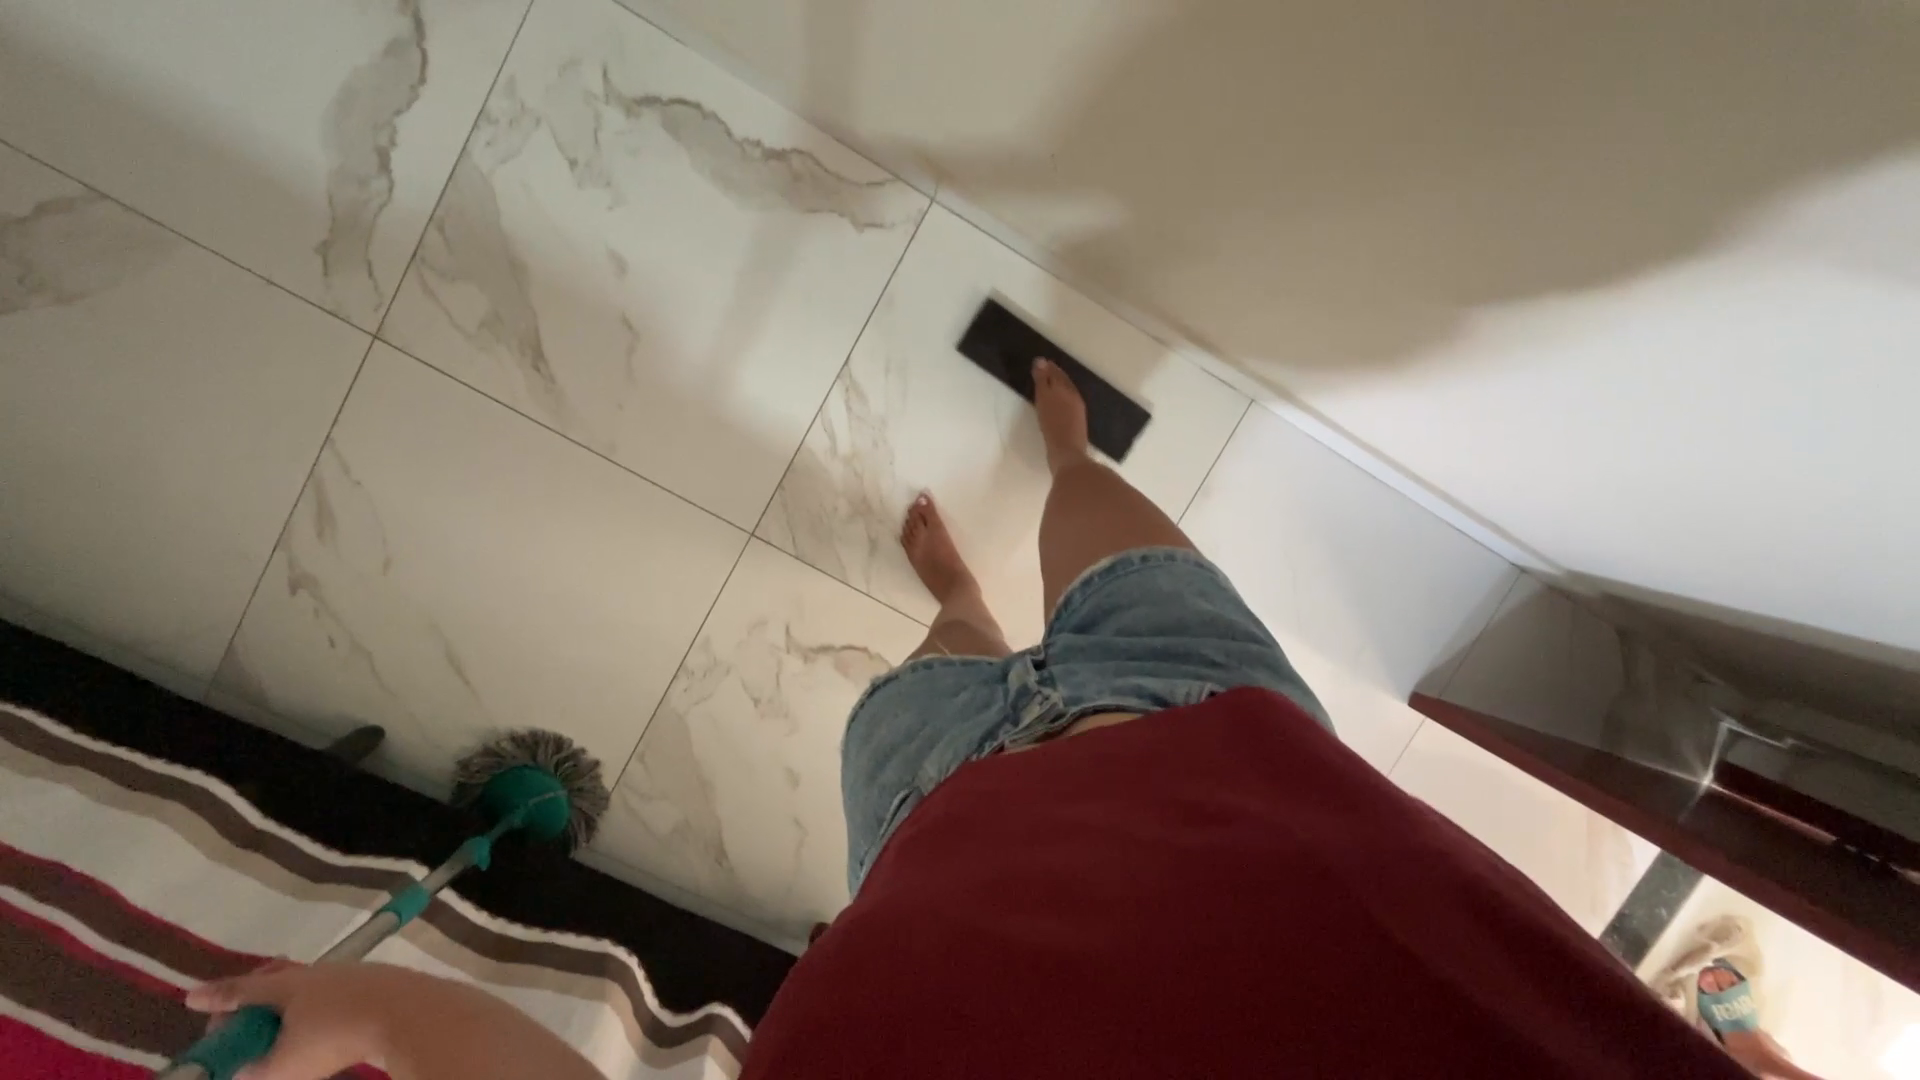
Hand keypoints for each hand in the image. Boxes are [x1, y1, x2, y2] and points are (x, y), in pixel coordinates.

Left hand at [186, 961, 424, 1079]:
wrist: (410, 1010)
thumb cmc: (345, 1003)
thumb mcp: (292, 989)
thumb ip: (242, 992)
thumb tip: (194, 996)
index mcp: (258, 1072)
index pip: (221, 1047)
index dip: (233, 1011)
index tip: (258, 985)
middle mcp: (279, 1075)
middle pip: (251, 1036)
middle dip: (264, 999)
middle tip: (285, 970)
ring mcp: (309, 1063)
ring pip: (282, 1028)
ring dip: (289, 998)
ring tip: (311, 970)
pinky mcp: (335, 1048)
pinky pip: (308, 1028)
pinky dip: (311, 1006)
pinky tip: (331, 982)